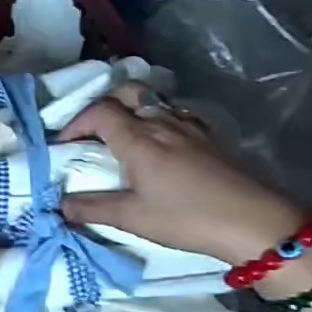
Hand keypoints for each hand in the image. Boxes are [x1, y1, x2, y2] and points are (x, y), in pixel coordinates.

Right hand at [59, 87, 311, 297]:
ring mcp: (189, 125)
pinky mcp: (209, 135)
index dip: (75, 123)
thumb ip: (92, 208)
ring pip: (153, 100)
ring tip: (124, 134)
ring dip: (132, 108)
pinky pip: (176, 113)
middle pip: (127, 91)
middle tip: (93, 129)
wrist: (252, 219)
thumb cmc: (186, 217)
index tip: (64, 145)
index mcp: (138, 137)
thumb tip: (59, 205)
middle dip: (104, 103)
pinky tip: (162, 143)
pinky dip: (158, 118)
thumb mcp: (133, 217)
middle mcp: (162, 121)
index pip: (99, 111)